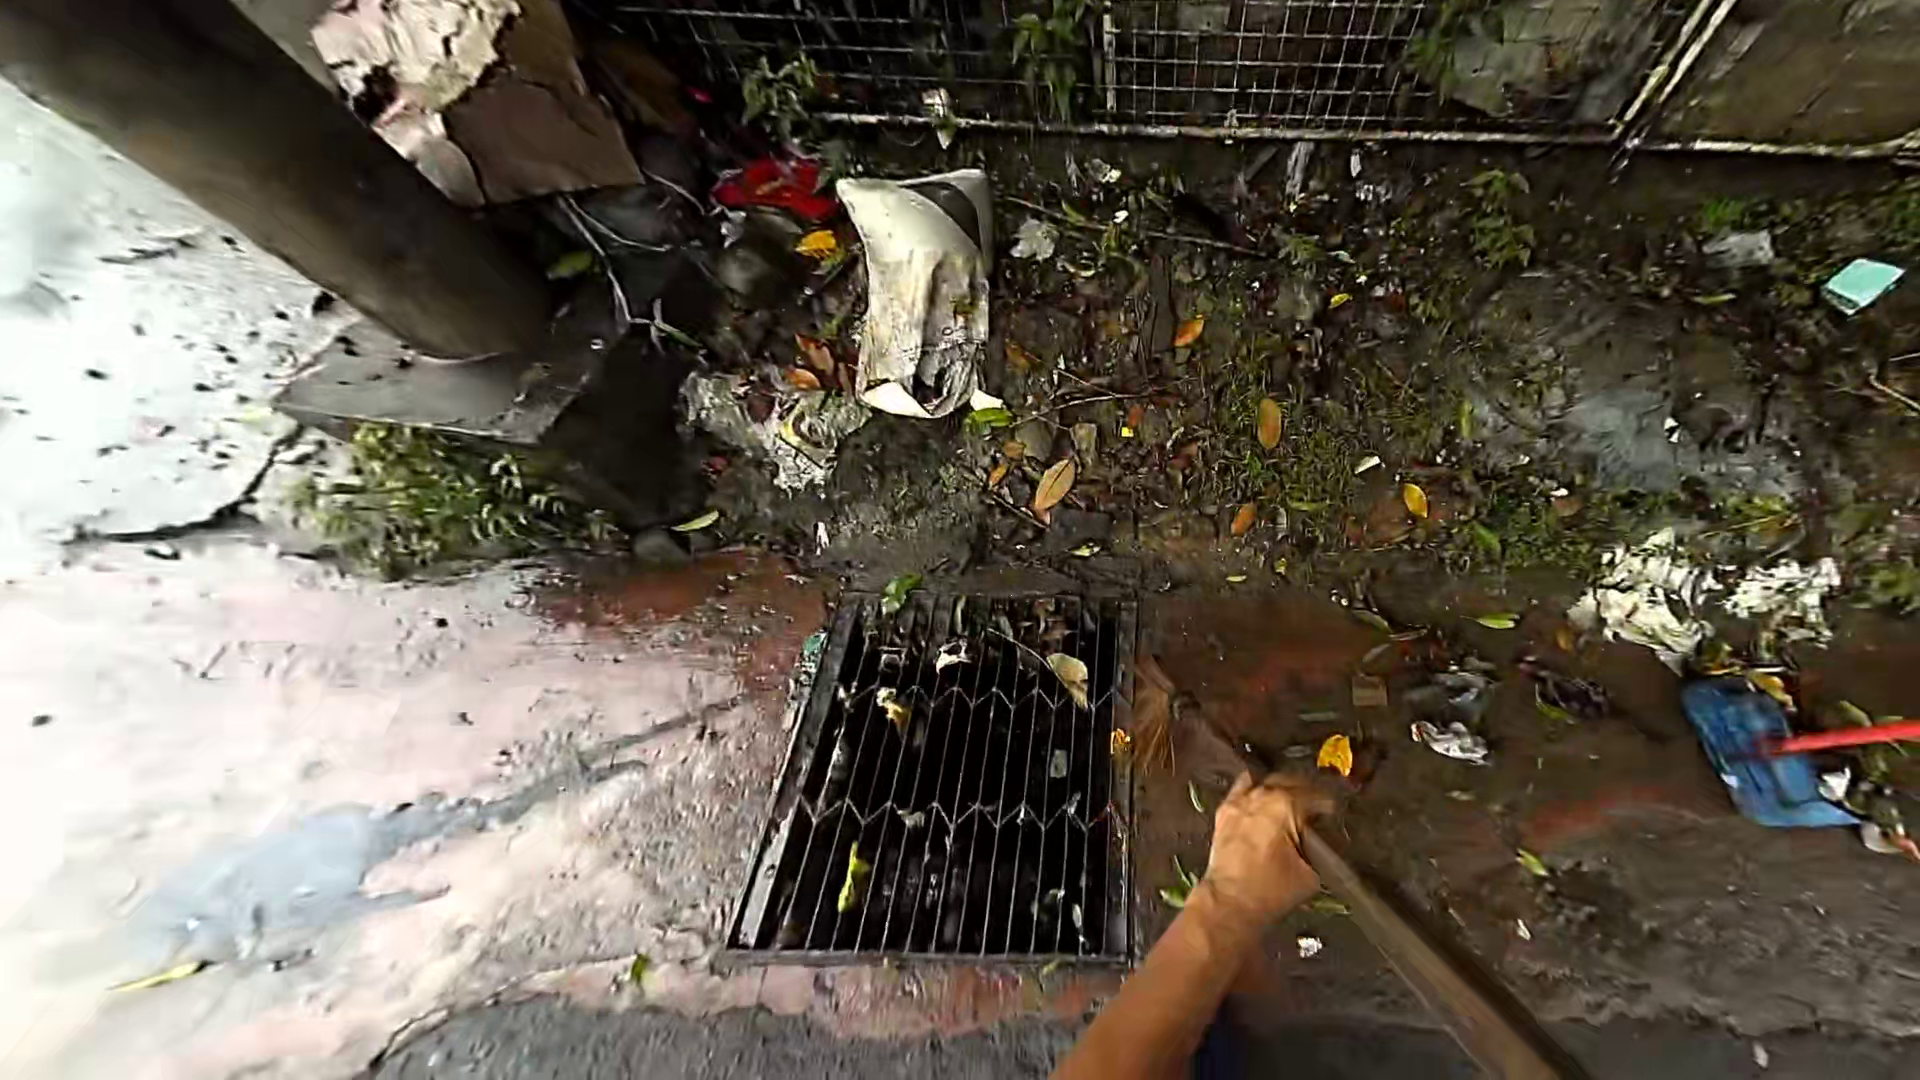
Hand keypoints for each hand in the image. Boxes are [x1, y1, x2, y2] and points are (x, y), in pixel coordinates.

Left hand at [1198, 772, 1327, 926]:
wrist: (1232, 898)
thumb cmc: (1271, 889)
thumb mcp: (1312, 871)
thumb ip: (1320, 846)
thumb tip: (1323, 838)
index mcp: (1283, 805)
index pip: (1315, 794)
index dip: (1330, 803)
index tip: (1337, 809)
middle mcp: (1259, 795)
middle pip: (1289, 781)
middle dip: (1307, 790)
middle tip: (1319, 804)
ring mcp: (1238, 800)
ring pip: (1265, 780)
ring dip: (1281, 787)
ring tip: (1294, 799)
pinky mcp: (1224, 809)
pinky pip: (1243, 789)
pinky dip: (1256, 790)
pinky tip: (1264, 800)